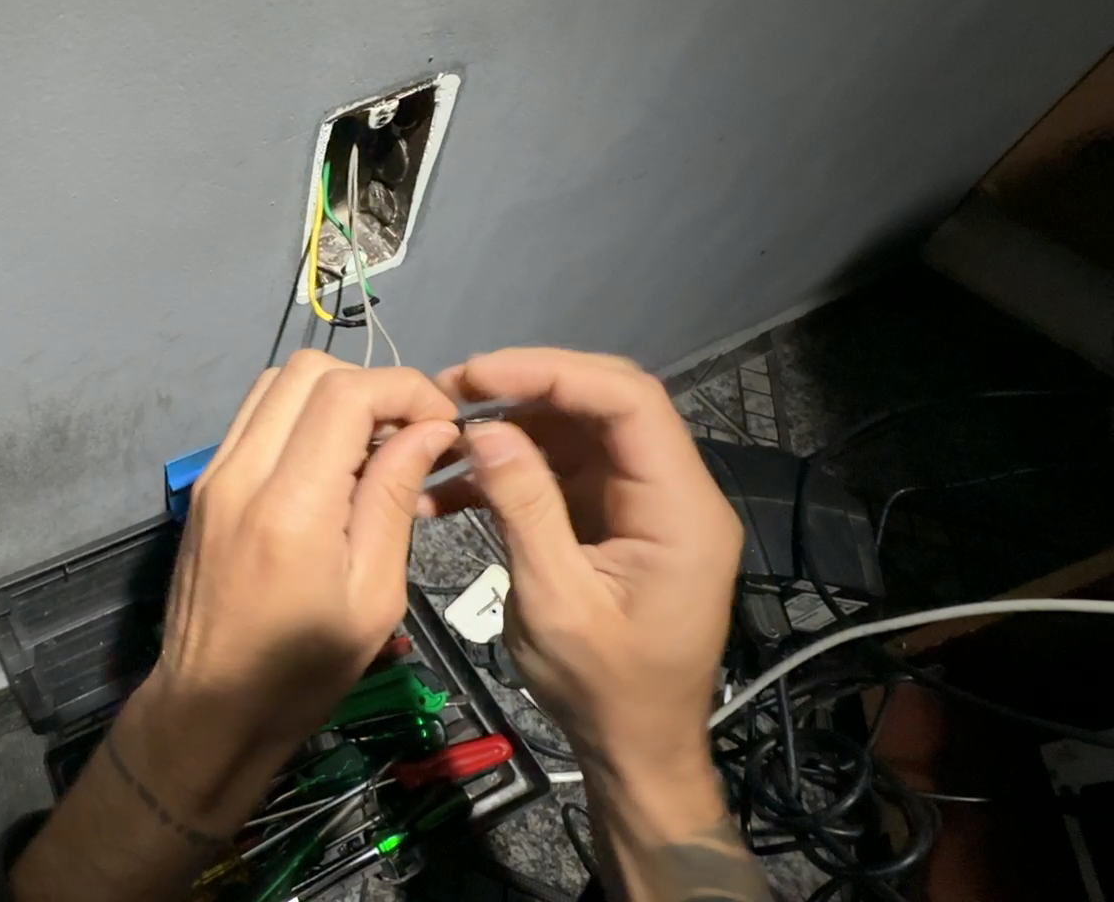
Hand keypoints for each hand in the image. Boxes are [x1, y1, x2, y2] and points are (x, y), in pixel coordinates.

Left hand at [153, 349, 462, 763]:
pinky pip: (256, 417)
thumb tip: (430, 430)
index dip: (405, 389)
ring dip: (332, 395)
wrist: (209, 702)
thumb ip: (395, 497)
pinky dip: (299, 416)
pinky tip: (328, 461)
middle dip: (371, 385)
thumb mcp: (373, 595)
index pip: (346, 393)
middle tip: (409, 433)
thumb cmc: (302, 669)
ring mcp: (214, 471)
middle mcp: (242, 469)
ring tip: (371, 445)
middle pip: (307, 370)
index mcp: (290, 503)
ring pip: (275, 383)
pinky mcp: (205, 483)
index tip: (442, 424)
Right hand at [431, 349, 741, 777]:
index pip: (628, 401)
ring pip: (570, 427)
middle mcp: (665, 489)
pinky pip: (550, 467)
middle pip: (601, 401)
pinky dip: (500, 467)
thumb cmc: (604, 686)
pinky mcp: (601, 513)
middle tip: (450, 390)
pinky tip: (448, 484)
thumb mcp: (555, 601)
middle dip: (524, 385)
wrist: (631, 743)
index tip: (476, 376)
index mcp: (679, 508)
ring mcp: (632, 499)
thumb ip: (525, 509)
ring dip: (502, 423)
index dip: (551, 373)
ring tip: (437, 433)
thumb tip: (485, 429)